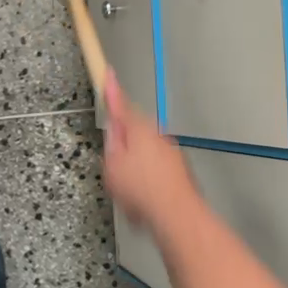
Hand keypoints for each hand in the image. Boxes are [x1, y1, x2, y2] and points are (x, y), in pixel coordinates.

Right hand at [101, 72, 199, 231]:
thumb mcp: (112, 164)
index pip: (120, 105)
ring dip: (136, 167)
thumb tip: (114, 131)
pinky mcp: (179, 168)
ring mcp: (170, 151)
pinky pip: (156, 169)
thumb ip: (111, 143)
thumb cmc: (142, 189)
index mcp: (139, 129)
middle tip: (115, 169)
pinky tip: (143, 198)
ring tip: (130, 190)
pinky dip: (148, 180)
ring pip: (145, 153)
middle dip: (123, 148)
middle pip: (133, 132)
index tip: (109, 73)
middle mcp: (158, 135)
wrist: (175, 213)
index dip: (111, 90)